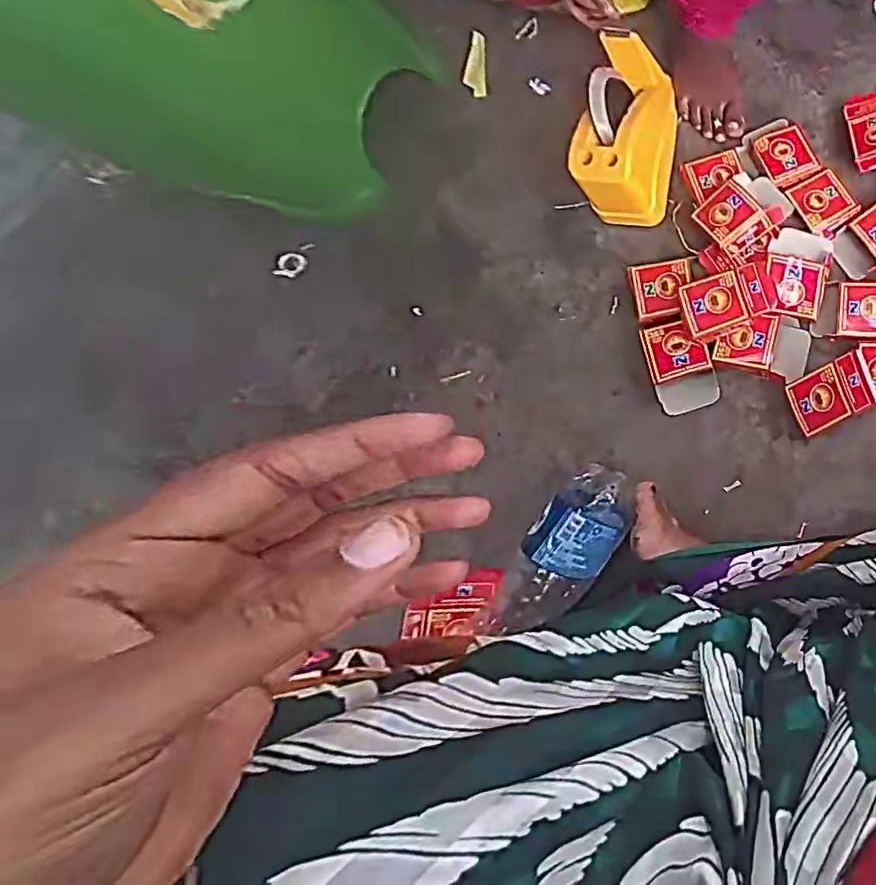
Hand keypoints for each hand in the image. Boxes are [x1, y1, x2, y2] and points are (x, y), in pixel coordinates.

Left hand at [0, 414, 489, 884]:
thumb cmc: (19, 802)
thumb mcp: (138, 702)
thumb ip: (274, 616)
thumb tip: (398, 533)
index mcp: (128, 568)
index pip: (259, 480)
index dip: (351, 447)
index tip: (431, 429)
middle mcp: (184, 584)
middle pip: (308, 508)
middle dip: (393, 476)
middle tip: (468, 454)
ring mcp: (226, 628)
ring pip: (335, 558)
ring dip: (408, 531)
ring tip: (474, 513)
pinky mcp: (257, 671)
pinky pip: (341, 613)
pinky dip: (396, 592)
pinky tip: (442, 579)